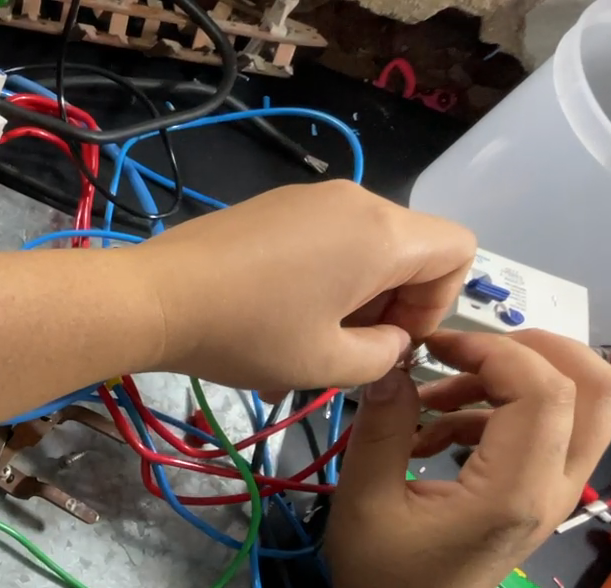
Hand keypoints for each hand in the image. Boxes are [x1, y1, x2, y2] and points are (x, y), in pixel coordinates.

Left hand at [132, 181, 475, 390]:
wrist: (151, 299)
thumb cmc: (243, 334)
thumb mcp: (321, 364)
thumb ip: (379, 357)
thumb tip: (390, 340)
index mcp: (384, 233)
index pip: (459, 251)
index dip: (437, 304)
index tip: (387, 343)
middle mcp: (351, 202)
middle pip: (399, 253)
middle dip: (377, 312)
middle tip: (332, 357)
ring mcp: (299, 201)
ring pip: (345, 256)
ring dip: (330, 309)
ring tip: (283, 358)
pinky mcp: (258, 212)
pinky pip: (303, 248)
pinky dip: (297, 289)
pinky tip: (254, 330)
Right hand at [327, 330, 610, 587]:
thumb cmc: (380, 573)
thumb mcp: (363, 501)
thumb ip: (380, 432)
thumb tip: (389, 371)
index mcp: (512, 489)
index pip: (541, 391)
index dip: (492, 352)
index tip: (432, 347)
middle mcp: (556, 484)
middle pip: (596, 387)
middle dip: (535, 350)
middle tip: (464, 350)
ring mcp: (559, 490)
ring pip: (586, 405)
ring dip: (516, 381)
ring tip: (433, 399)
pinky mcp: (544, 493)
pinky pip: (554, 429)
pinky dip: (502, 411)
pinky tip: (436, 432)